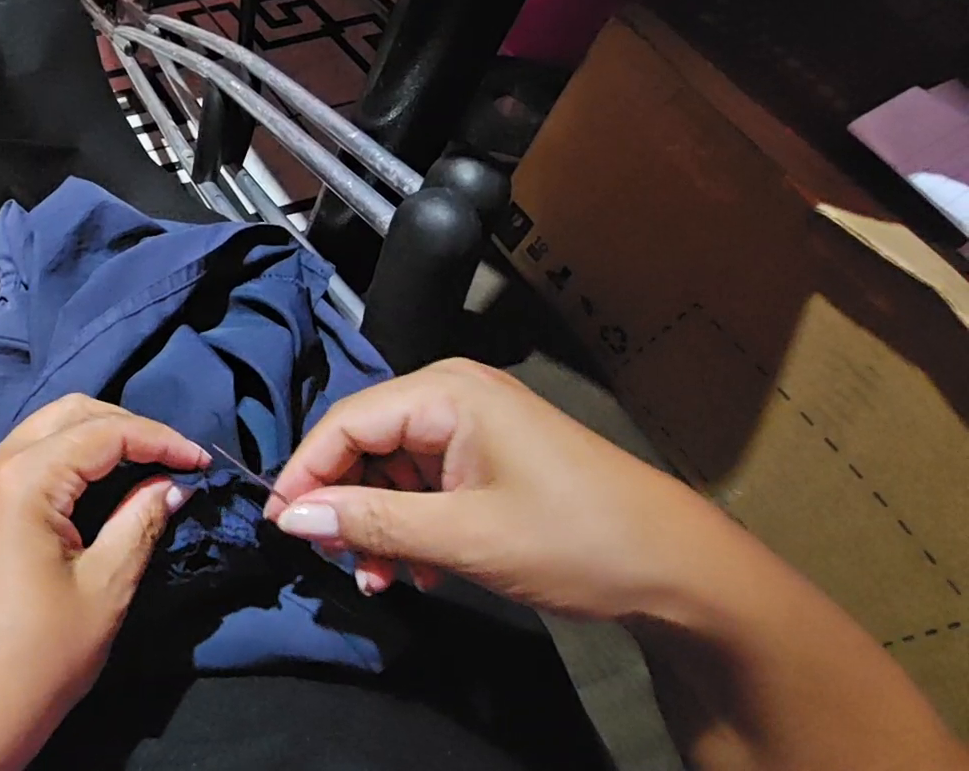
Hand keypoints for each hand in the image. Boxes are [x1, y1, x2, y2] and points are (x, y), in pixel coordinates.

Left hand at [0, 395, 208, 763]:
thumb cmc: (40, 653)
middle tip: (175, 456)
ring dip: (101, 434)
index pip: (102, 432)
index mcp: (22, 478)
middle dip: (129, 426)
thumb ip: (140, 520)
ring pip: (50, 426)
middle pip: (71, 413)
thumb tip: (172, 484)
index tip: (201, 459)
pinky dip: (74, 453)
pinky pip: (33, 451)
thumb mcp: (105, 586)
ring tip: (149, 462)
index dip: (158, 439)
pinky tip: (107, 476)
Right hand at [266, 358, 727, 620]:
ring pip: (389, 471)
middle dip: (347, 506)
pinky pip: (420, 486)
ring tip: (381, 577)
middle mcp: (449, 398)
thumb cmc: (579, 541)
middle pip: (364, 445)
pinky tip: (414, 569)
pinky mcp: (483, 459)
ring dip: (377, 526)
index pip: (345, 423)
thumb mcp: (464, 537)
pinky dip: (408, 527)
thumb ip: (369, 522)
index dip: (305, 472)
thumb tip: (291, 518)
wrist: (693, 578)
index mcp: (444, 393)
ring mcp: (468, 428)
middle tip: (336, 561)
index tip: (278, 523)